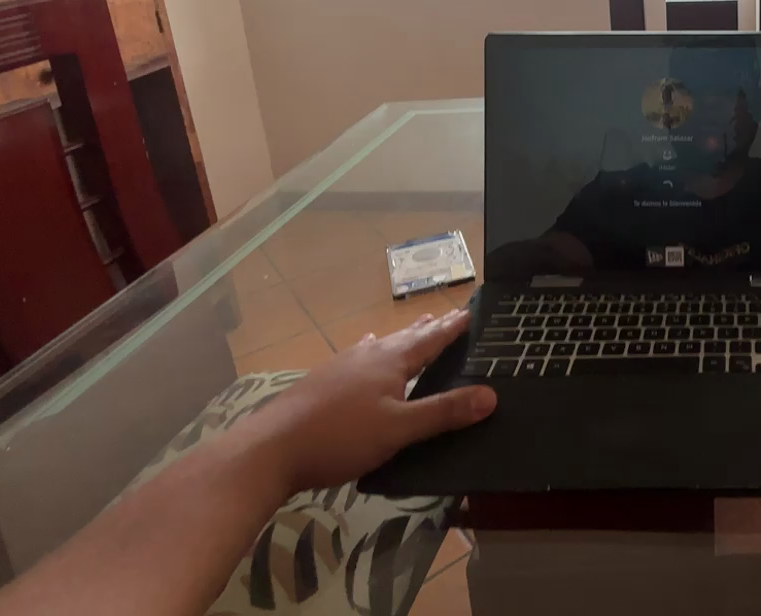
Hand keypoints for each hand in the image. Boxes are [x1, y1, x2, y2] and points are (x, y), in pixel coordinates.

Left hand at [232, 309, 495, 493]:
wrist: (268, 450)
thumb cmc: (340, 437)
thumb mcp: (399, 429)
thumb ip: (443, 413)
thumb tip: (491, 395)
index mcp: (392, 361)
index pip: (431, 339)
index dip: (452, 328)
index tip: (469, 312)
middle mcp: (369, 355)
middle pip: (406, 336)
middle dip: (429, 328)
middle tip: (447, 315)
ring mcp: (342, 365)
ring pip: (381, 343)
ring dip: (402, 336)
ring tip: (414, 326)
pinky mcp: (321, 380)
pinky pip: (358, 354)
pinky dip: (371, 348)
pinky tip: (363, 347)